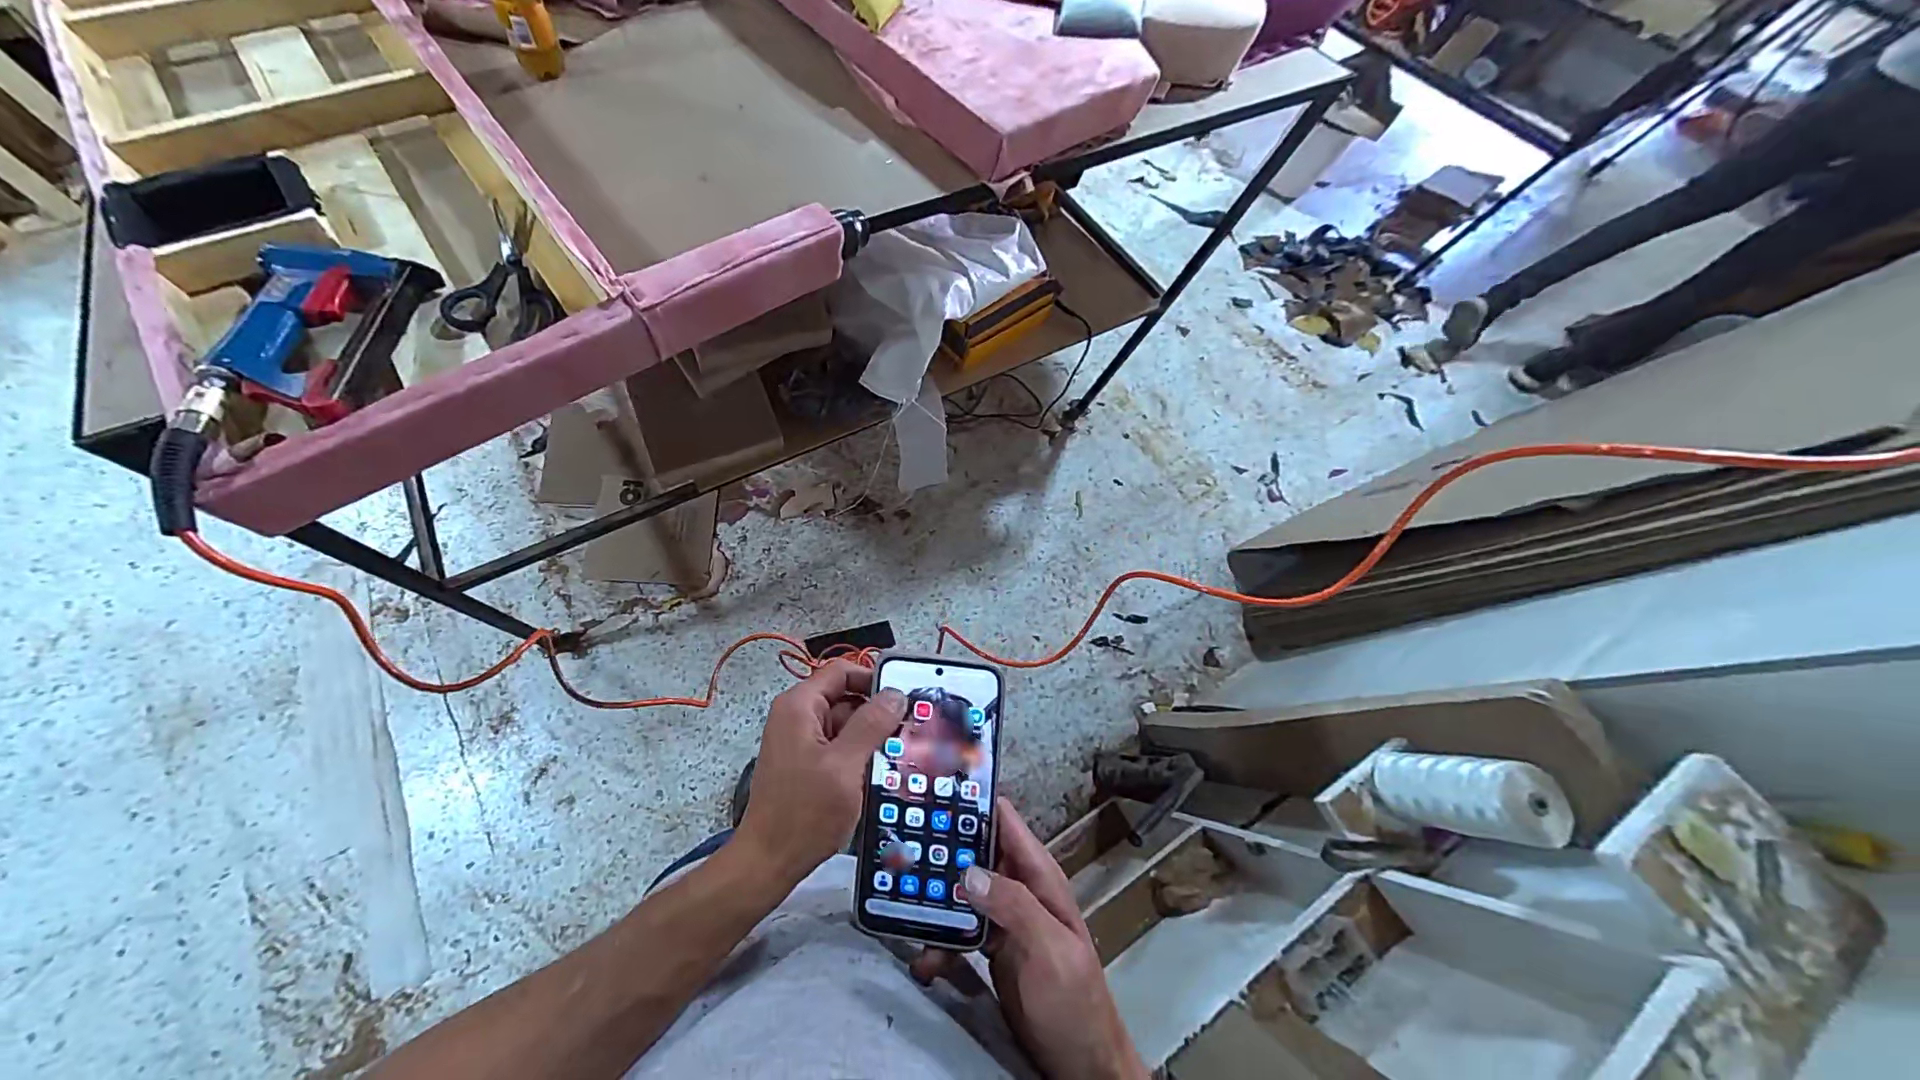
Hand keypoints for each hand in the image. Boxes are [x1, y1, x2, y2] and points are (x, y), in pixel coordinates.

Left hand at [734, 660, 904, 885]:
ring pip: (846, 725)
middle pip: (845, 698)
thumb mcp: (845, 765)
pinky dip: (858, 756)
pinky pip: (839, 747)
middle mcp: (797, 717)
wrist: (769, 863)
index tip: (904, 698)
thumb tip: (895, 694)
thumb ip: (872, 724)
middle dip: (876, 713)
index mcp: (799, 707)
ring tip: (897, 755)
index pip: (842, 673)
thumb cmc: (804, 814)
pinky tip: (877, 774)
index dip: (874, 680)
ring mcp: (800, 741)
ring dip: (870, 738)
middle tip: (909, 731)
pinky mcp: (806, 763)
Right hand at [912, 798, 1147, 1079]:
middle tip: (903, 848)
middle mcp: (1020, 890)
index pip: (1006, 824)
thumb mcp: (1049, 949)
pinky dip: (940, 942)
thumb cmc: (1075, 1002)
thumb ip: (1014, 905)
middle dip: (943, 850)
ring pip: (962, 892)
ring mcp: (1004, 919)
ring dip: (935, 901)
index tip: (937, 791)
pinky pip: (958, 932)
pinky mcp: (991, 948)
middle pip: (976, 853)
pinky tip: (925, 960)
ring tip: (905, 908)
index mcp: (1040, 878)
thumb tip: (970, 871)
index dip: (975, 803)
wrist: (1080, 1064)